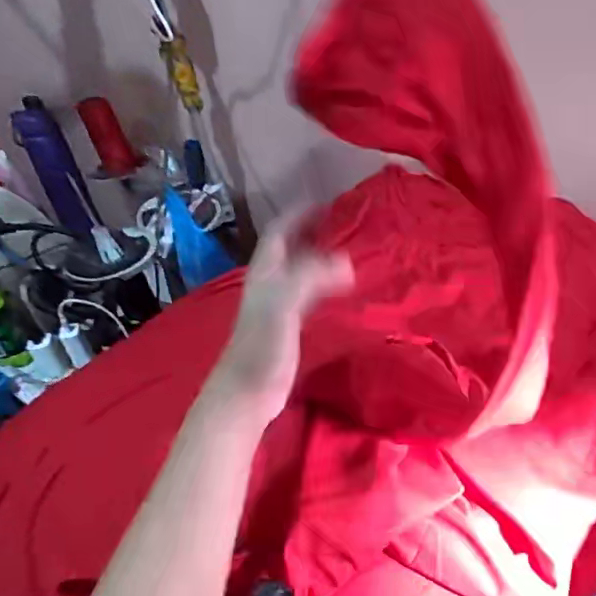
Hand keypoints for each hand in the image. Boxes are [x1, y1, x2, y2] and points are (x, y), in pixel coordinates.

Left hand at [204, 222, 352, 420]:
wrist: (247, 393)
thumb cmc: (262, 349)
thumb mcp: (284, 304)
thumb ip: (311, 277)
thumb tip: (347, 262)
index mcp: (265, 274)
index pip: (280, 232)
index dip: (300, 214)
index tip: (327, 202)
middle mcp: (268, 286)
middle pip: (289, 249)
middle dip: (312, 232)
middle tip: (342, 225)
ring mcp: (276, 308)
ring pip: (298, 272)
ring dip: (319, 259)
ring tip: (347, 253)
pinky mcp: (286, 331)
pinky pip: (308, 298)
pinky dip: (324, 288)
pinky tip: (339, 295)